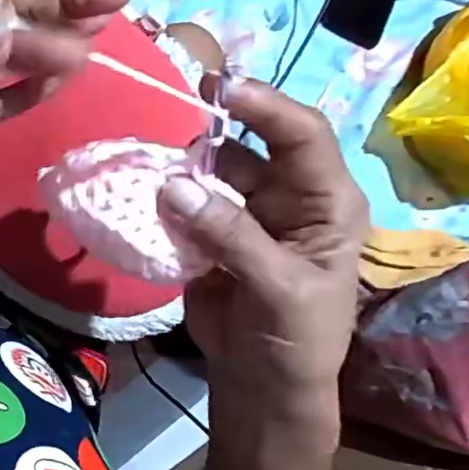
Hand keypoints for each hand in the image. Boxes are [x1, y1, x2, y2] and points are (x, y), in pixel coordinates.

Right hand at [158, 79, 366, 439]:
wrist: (261, 382)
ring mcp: (244, 215)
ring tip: (149, 166)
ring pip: (212, 173)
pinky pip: (185, 204)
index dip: (265, 106)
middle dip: (214, 132)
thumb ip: (231, 234)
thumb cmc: (295, 338)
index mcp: (325, 202)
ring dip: (183, 168)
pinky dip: (165, 198)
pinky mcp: (210, 235)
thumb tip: (172, 184)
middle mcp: (286, 197)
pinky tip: (143, 194)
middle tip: (170, 120)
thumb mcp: (277, 287)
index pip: (302, 136)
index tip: (220, 87)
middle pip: (250, 147)